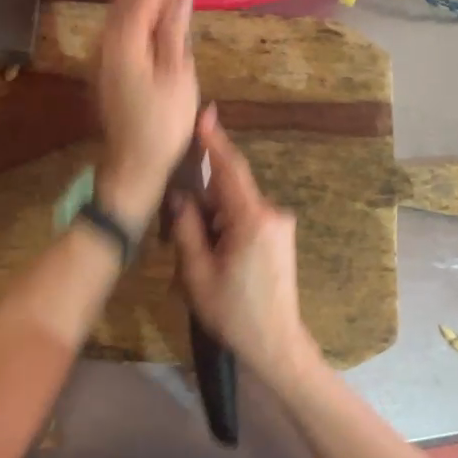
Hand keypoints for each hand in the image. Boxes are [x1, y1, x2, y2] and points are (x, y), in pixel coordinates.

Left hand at [94, 0, 197, 228]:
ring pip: (120, 6)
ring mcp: (105, 53)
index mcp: (126, 41)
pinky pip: (120, 21)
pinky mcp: (109, 65)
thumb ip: (175, 29)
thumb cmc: (163, 125)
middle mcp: (108, 41)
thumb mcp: (178, 76)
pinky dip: (132, 1)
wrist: (133, 164)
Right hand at [171, 107, 311, 376]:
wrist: (276, 344)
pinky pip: (247, 218)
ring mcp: (280, 226)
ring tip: (196, 249)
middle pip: (230, 189)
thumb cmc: (234, 313)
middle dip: (203, 196)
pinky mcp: (280, 238)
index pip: (229, 170)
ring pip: (237, 205)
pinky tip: (212, 250)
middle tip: (178, 216)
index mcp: (252, 220)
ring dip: (214, 216)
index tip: (204, 113)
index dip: (214, 141)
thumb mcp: (197, 273)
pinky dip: (226, 225)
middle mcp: (271, 214)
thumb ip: (187, 228)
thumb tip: (179, 196)